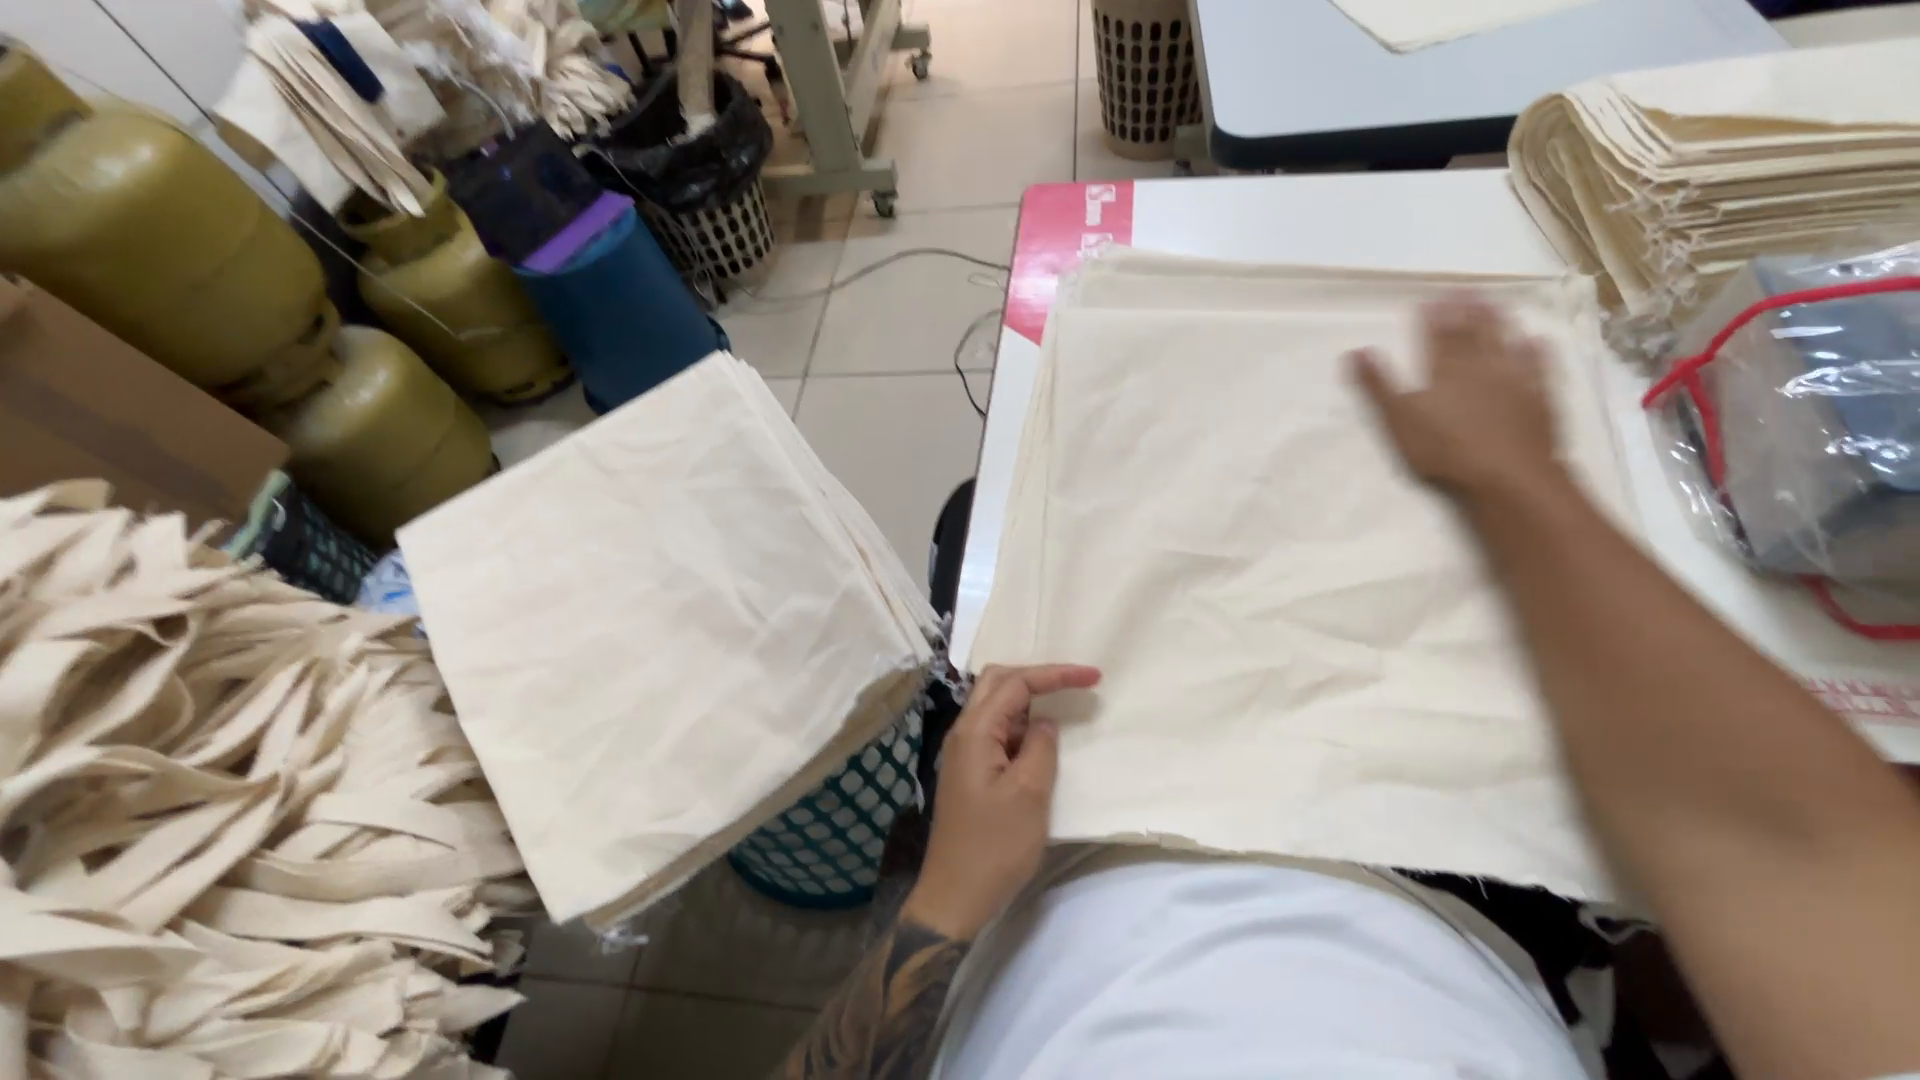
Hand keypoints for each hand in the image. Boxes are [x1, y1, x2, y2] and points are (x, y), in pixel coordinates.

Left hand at [903, 663, 1101, 940]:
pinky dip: (1022, 726)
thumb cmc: (995, 847)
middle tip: (1077, 682)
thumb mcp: (1029, 794)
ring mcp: (965, 754)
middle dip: (1037, 676)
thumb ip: (1040, 747)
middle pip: (998, 683)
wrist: (955, 896)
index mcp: (974, 732)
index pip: (1015, 683)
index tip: (1094, 677)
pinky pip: (997, 733)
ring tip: (1066, 702)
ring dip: (1029, 700)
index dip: (1055, 674)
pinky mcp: (971, 773)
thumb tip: (1045, 722)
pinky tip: (1043, 736)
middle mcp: (964, 734)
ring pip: (996, 707)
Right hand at [1349, 293, 1566, 498]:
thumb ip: (1378, 386)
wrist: (1508, 477)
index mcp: (1443, 372)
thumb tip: (1356, 351)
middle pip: (1472, 334)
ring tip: (1497, 303)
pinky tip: (1537, 341)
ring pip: (1506, 343)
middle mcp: (1480, 368)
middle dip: (1466, 310)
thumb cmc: (1445, 452)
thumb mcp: (1399, 421)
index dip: (1433, 317)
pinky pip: (1539, 368)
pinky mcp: (1539, 400)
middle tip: (1464, 288)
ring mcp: (1514, 382)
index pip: (1437, 337)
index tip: (1431, 298)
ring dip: (1500, 322)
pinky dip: (1537, 352)